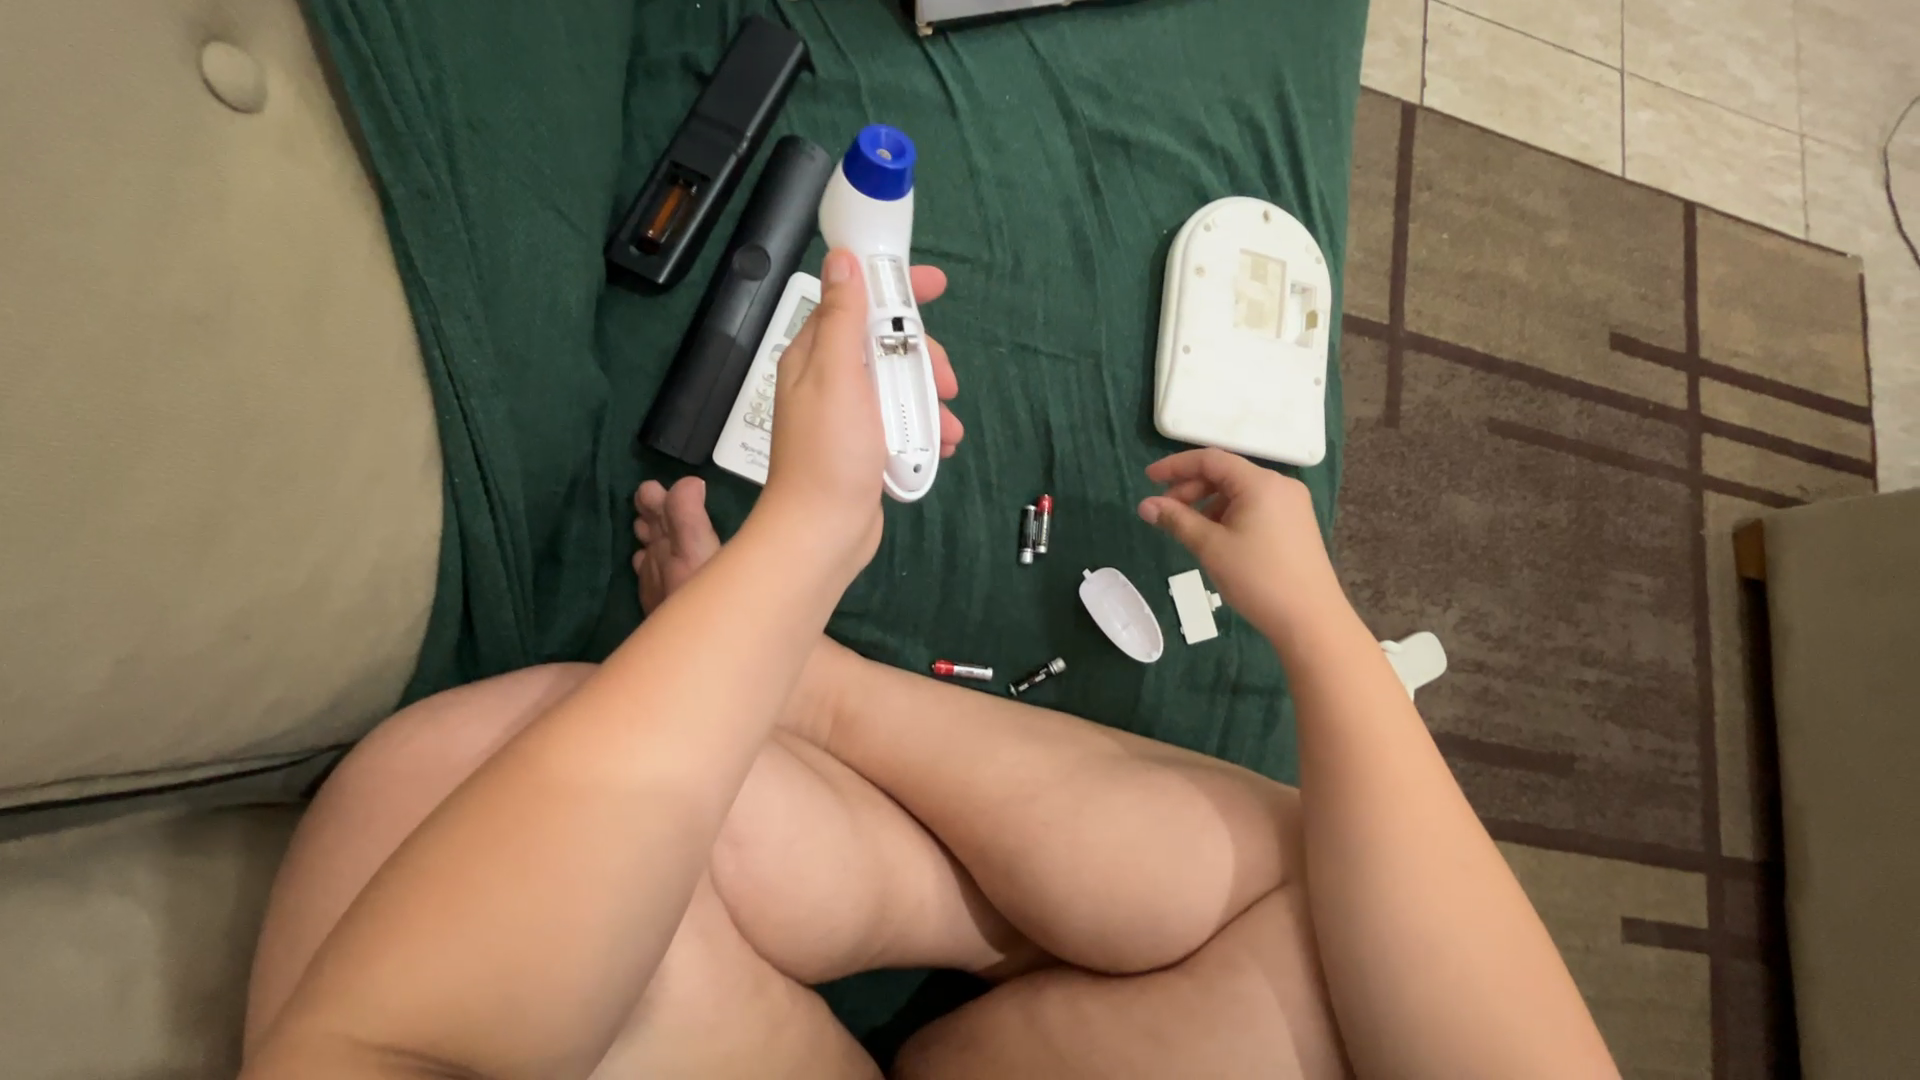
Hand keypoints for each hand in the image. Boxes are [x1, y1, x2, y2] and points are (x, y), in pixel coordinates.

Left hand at [758, 249, 962, 574]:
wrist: (825, 530)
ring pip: (900, 386)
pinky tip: (943, 445)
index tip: (937, 284)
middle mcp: (831, 380)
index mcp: (816, 355)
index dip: (895, 288)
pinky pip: (902, 422)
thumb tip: (842, 260)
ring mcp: (851, 416)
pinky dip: (924, 428)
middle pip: (886, 345)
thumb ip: (842, 318)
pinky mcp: (867, 447)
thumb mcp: (836, 375)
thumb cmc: (830, 452)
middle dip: (922, 357)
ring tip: (951, 426)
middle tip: (946, 382)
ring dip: (930, 399)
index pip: (856, 302)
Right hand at [1137, 448, 1345, 644]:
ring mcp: (1291, 504)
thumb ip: (1176, 519)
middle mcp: (1279, 485)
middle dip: (1190, 488)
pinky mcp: (1295, 524)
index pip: (1210, 459)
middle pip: (1225, 473)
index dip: (1175, 466)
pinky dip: (1228, 514)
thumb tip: (1144, 506)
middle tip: (1165, 512)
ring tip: (1188, 529)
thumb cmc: (1257, 578)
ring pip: (1239, 491)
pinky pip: (1254, 506)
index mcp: (1260, 483)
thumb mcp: (1210, 546)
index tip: (1148, 479)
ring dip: (1208, 503)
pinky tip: (1216, 538)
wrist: (1310, 619)